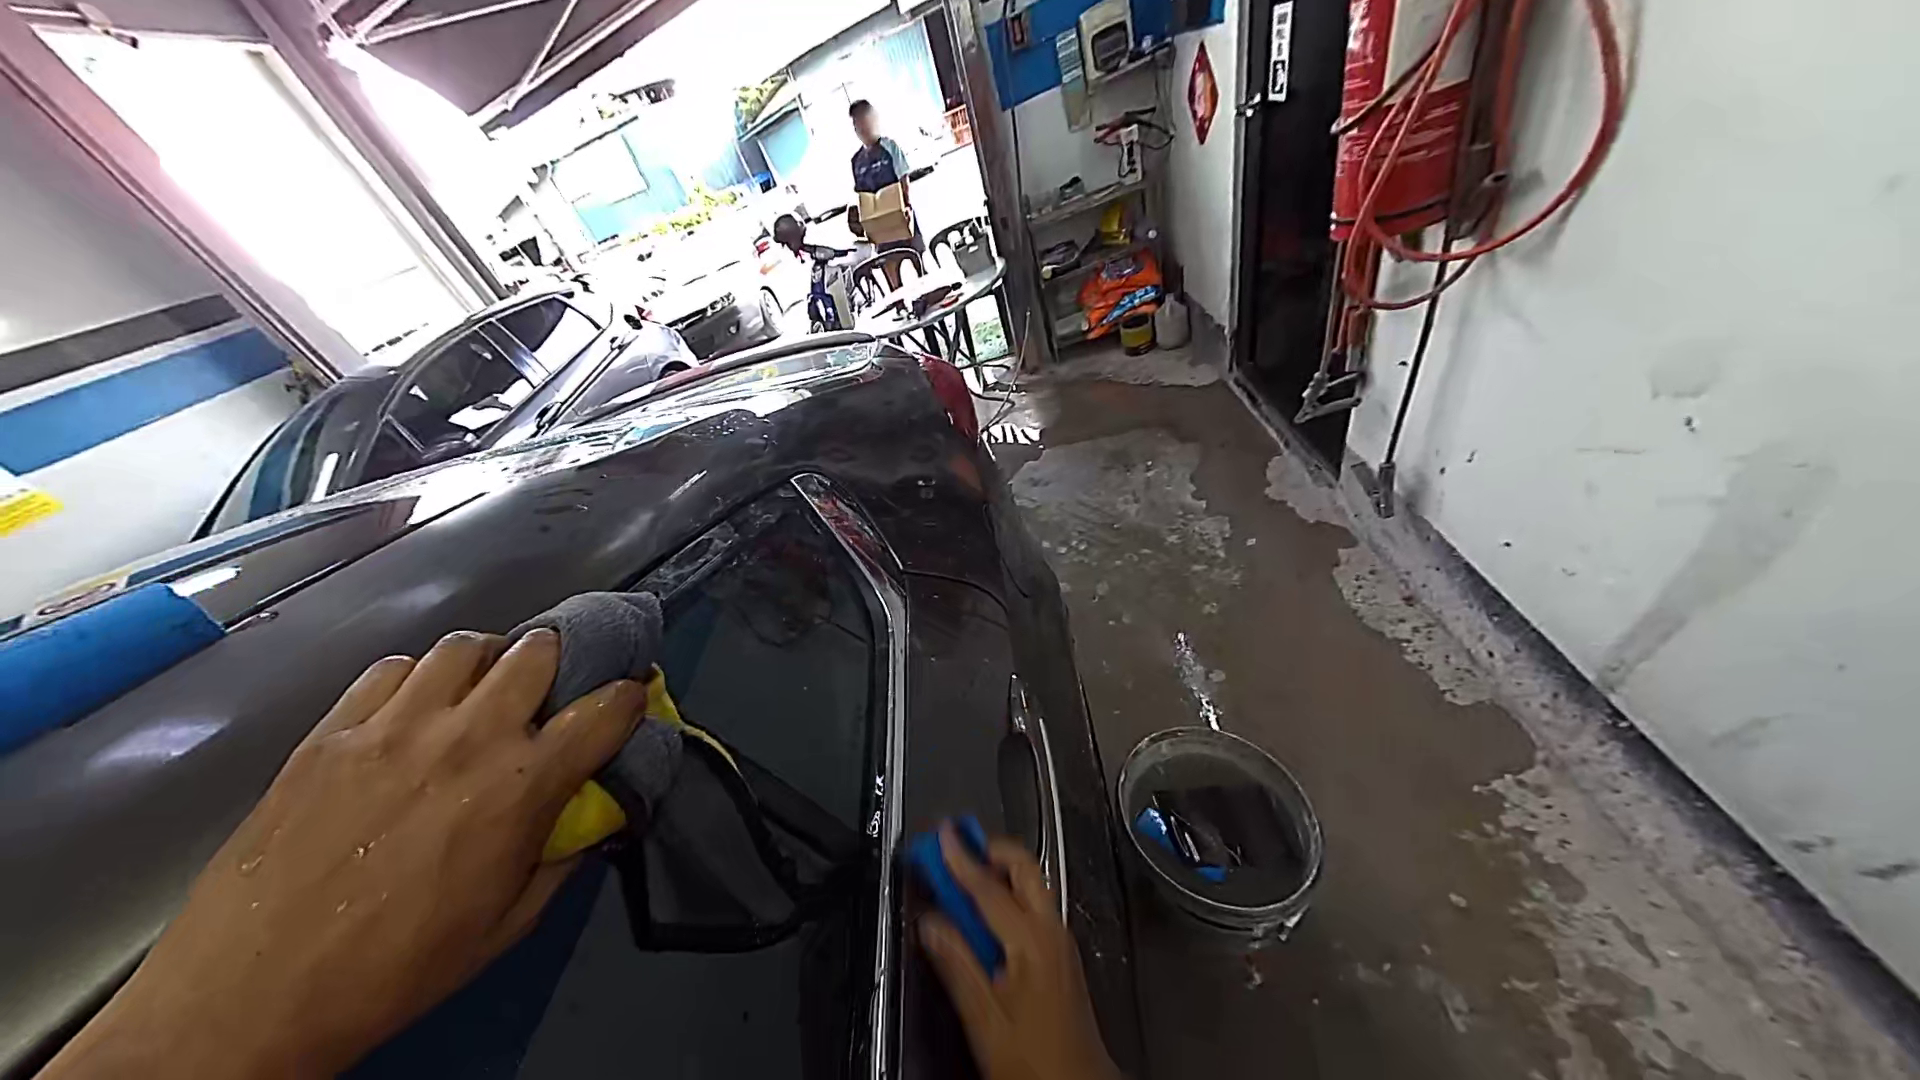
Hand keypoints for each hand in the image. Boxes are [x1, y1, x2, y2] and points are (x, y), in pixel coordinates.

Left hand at [39, 630, 643, 1079]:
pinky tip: (414, 706)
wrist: (244, 1005)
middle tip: (554, 683)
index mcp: (525, 784)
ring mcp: (396, 727)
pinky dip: (418, 675)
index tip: (633, 695)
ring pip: (466, 646)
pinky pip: (392, 668)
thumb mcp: (513, 920)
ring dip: (490, 659)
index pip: (608, 708)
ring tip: (483, 686)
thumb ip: (569, 853)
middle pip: (539, 650)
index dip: (632, 693)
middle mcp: (471, 737)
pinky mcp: (332, 733)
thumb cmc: (400, 966)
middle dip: (562, 657)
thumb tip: (598, 812)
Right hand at [918, 827, 1122, 1079]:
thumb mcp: (985, 1019)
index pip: (988, 888)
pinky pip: (1033, 904)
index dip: (961, 860)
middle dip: (990, 850)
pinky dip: (1007, 894)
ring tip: (964, 878)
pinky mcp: (1060, 951)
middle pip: (1024, 867)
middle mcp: (1051, 930)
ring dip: (998, 871)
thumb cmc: (1035, 1063)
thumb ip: (956, 964)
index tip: (943, 836)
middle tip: (958, 849)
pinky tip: (984, 916)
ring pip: (1030, 883)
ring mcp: (1060, 939)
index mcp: (1032, 942)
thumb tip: (929, 924)